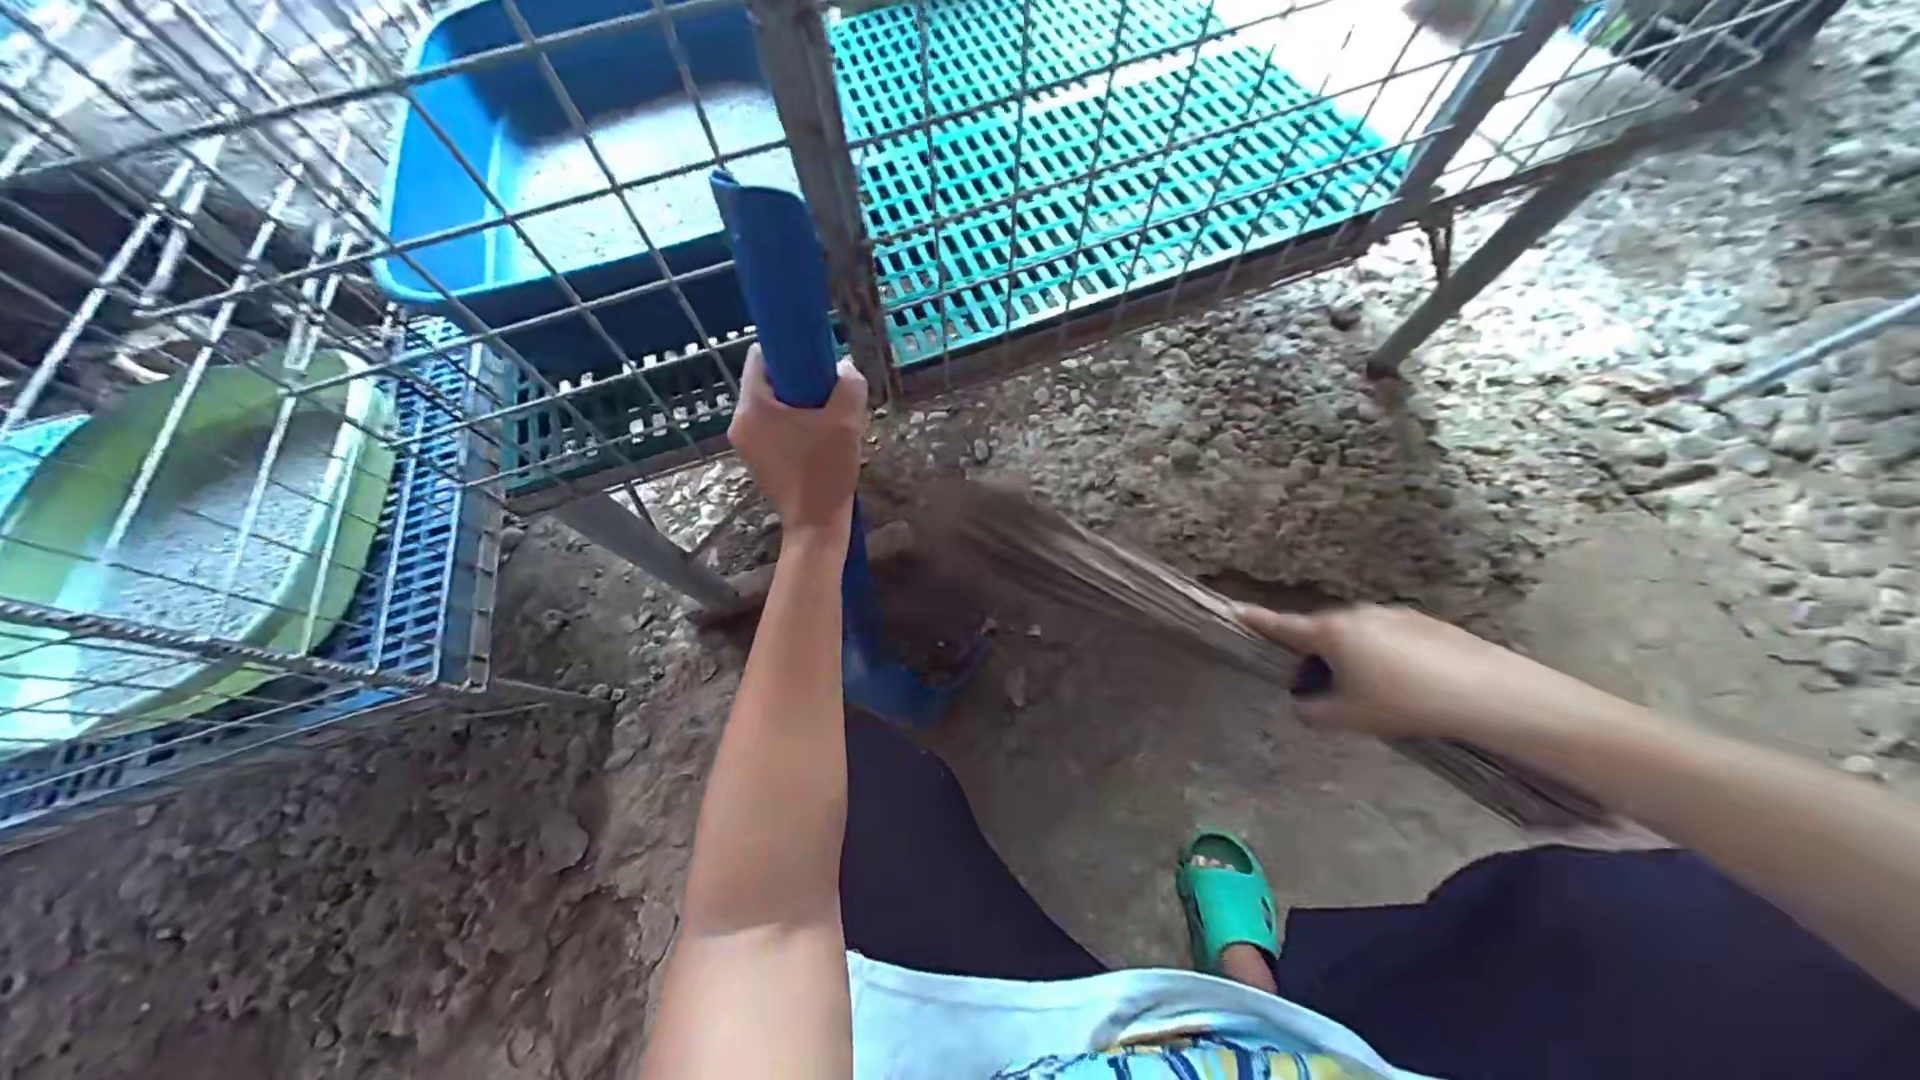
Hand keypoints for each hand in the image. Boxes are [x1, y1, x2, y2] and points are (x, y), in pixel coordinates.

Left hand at [727, 345, 867, 535]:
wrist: (816, 523)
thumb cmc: (826, 470)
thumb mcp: (846, 421)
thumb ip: (849, 385)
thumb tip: (845, 368)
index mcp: (753, 406)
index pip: (761, 357)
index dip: (790, 353)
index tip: (817, 364)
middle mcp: (740, 421)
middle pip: (767, 383)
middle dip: (798, 383)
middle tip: (827, 397)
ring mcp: (745, 443)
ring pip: (771, 407)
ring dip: (797, 406)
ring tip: (826, 421)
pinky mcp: (756, 459)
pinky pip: (772, 428)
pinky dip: (792, 426)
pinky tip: (817, 441)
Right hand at [1238, 603, 1631, 741]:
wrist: (1489, 693)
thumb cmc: (1405, 703)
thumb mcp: (1348, 716)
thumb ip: (1313, 710)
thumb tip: (1305, 703)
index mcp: (1330, 633)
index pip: (1282, 626)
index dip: (1256, 621)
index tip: (1235, 610)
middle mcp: (1356, 615)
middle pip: (1321, 632)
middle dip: (1316, 654)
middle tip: (1325, 687)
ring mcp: (1392, 615)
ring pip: (1357, 634)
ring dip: (1352, 656)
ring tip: (1374, 691)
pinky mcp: (1423, 622)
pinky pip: (1387, 636)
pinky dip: (1383, 655)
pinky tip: (1408, 684)